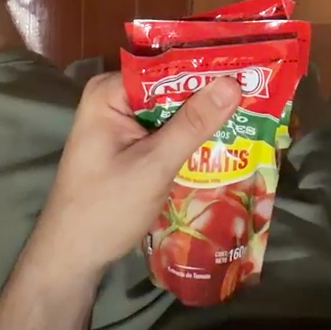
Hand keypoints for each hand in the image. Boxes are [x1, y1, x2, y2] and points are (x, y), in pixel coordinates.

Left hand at [28, 71, 242, 278]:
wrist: (70, 262)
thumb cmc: (105, 211)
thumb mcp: (154, 165)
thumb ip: (193, 124)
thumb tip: (233, 82)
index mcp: (110, 92)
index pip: (167, 67)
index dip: (207, 67)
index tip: (249, 67)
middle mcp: (115, 98)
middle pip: (172, 86)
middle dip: (210, 92)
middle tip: (260, 89)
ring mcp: (122, 123)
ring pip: (173, 109)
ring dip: (205, 115)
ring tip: (256, 109)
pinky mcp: (131, 145)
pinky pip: (167, 129)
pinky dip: (192, 135)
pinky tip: (227, 138)